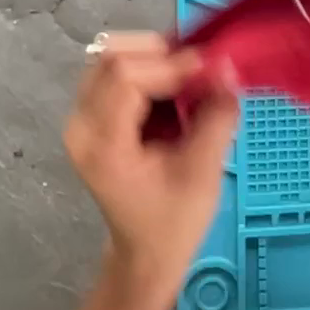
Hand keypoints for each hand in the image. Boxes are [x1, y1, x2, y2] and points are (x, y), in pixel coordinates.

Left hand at [64, 33, 239, 301]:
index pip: (126, 77)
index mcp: (102, 143)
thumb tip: (227, 67)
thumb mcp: (203, 172)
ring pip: (113, 57)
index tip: (212, 71)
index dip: (172, 65)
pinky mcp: (97, 115)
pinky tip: (178, 87)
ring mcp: (84, 118)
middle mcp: (82, 123)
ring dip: (156, 58)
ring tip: (192, 77)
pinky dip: (151, 67)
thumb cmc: (173, 223)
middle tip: (202, 70)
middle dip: (162, 53)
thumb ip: (216, 116)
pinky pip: (119, 71)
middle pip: (112, 57)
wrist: (146, 256)